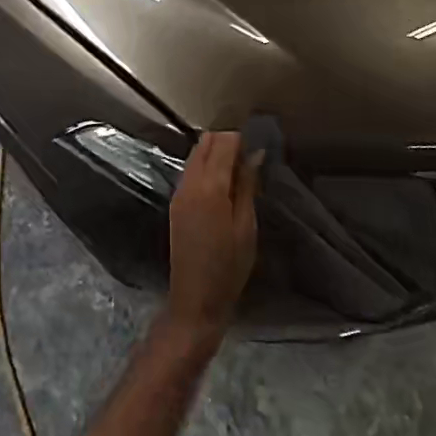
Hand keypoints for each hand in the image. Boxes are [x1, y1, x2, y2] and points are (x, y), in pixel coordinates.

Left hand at [165, 130, 262, 331]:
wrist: (195, 297)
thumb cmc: (229, 267)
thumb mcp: (246, 227)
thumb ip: (247, 186)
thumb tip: (254, 155)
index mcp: (210, 186)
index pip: (223, 143)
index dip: (241, 139)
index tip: (259, 145)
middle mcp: (190, 181)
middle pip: (206, 143)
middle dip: (227, 142)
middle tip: (250, 158)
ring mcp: (179, 190)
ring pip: (196, 154)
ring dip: (215, 154)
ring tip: (239, 172)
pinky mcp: (175, 201)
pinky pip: (190, 170)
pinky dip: (206, 167)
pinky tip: (222, 185)